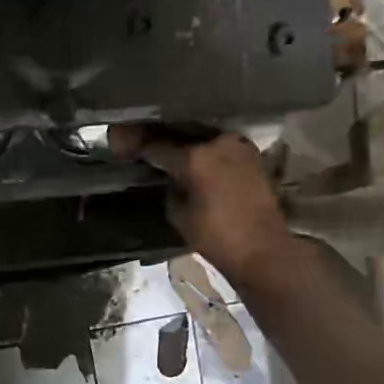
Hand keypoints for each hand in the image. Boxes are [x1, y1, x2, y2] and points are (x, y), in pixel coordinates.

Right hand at [109, 125, 293, 278]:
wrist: (261, 249)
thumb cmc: (216, 238)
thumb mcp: (180, 216)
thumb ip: (172, 190)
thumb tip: (172, 179)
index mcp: (196, 157)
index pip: (159, 147)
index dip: (138, 146)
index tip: (123, 146)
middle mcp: (219, 143)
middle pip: (183, 134)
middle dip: (162, 138)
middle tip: (144, 143)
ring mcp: (239, 147)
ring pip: (204, 138)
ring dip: (187, 143)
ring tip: (169, 149)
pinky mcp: (252, 156)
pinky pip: (221, 148)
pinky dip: (207, 152)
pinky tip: (196, 159)